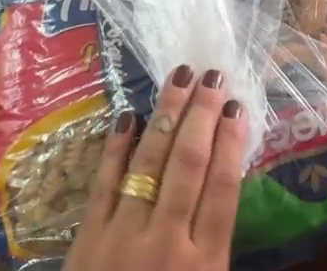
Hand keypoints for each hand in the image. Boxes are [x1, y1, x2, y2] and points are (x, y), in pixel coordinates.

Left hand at [65, 64, 249, 270]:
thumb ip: (220, 248)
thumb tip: (232, 186)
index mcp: (204, 263)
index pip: (223, 187)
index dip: (232, 142)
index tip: (238, 106)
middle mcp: (167, 242)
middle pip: (189, 164)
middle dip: (203, 115)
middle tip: (213, 74)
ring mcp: (123, 236)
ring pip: (150, 162)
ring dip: (166, 115)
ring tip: (180, 77)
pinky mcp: (87, 240)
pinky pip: (104, 182)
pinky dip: (116, 147)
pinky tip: (128, 115)